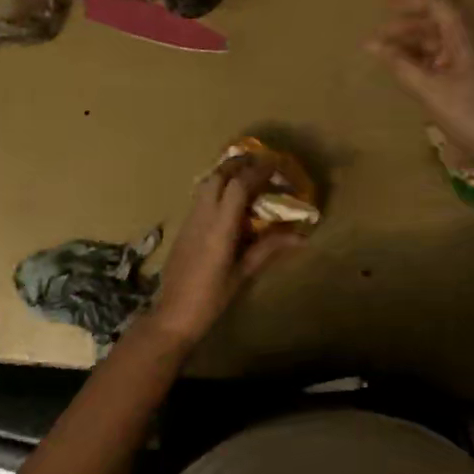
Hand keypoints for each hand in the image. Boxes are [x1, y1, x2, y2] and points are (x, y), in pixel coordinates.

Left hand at [145, 160, 308, 345]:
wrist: (172, 312)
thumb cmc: (211, 298)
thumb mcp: (243, 274)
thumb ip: (268, 250)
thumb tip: (300, 236)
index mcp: (218, 228)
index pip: (237, 187)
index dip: (256, 171)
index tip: (275, 164)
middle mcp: (201, 217)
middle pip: (217, 177)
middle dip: (238, 164)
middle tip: (260, 161)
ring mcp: (189, 220)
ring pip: (205, 185)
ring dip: (225, 174)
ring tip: (248, 174)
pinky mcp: (183, 227)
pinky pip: (200, 198)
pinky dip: (216, 188)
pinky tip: (230, 198)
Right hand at [368, 0, 473, 183]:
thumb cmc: (468, 116)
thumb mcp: (428, 89)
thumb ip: (399, 64)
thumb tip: (371, 43)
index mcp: (467, 43)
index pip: (442, 7)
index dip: (414, 1)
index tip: (385, 6)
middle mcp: (473, 48)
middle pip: (440, 24)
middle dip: (407, 25)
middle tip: (377, 36)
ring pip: (440, 43)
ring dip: (412, 44)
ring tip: (385, 54)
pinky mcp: (472, 83)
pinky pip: (443, 61)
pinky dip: (421, 61)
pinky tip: (405, 72)